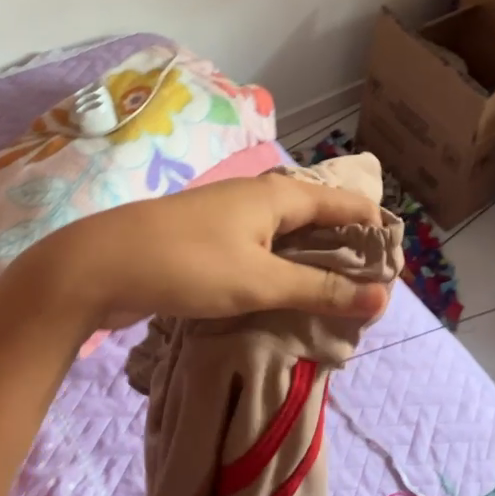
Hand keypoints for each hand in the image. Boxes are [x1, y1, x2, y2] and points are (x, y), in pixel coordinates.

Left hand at [0, 172, 392, 332]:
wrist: (97, 266)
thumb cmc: (187, 265)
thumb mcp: (260, 282)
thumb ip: (320, 291)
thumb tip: (382, 299)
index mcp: (278, 195)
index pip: (344, 204)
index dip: (374, 230)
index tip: (397, 266)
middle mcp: (258, 198)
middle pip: (318, 217)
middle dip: (346, 250)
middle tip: (369, 292)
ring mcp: (230, 217)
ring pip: (287, 235)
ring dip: (313, 263)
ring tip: (335, 299)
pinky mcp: (209, 240)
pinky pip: (261, 249)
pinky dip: (281, 269)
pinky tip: (284, 297)